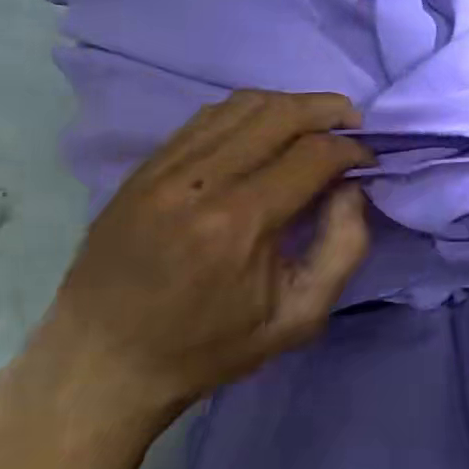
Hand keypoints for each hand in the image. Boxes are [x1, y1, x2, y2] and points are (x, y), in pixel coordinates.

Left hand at [39, 90, 373, 406]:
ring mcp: (164, 169)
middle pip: (280, 112)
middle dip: (328, 110)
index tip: (367, 164)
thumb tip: (353, 189)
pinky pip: (207, 118)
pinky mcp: (144, 168)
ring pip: (242, 104)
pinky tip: (265, 131)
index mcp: (240, 223)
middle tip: (353, 125)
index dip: (352, 151)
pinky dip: (249, 113)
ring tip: (314, 123)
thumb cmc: (208, 347)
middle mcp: (200, 182)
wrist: (102, 364)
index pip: (313, 154)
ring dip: (290, 105)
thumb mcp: (298, 318)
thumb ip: (343, 249)